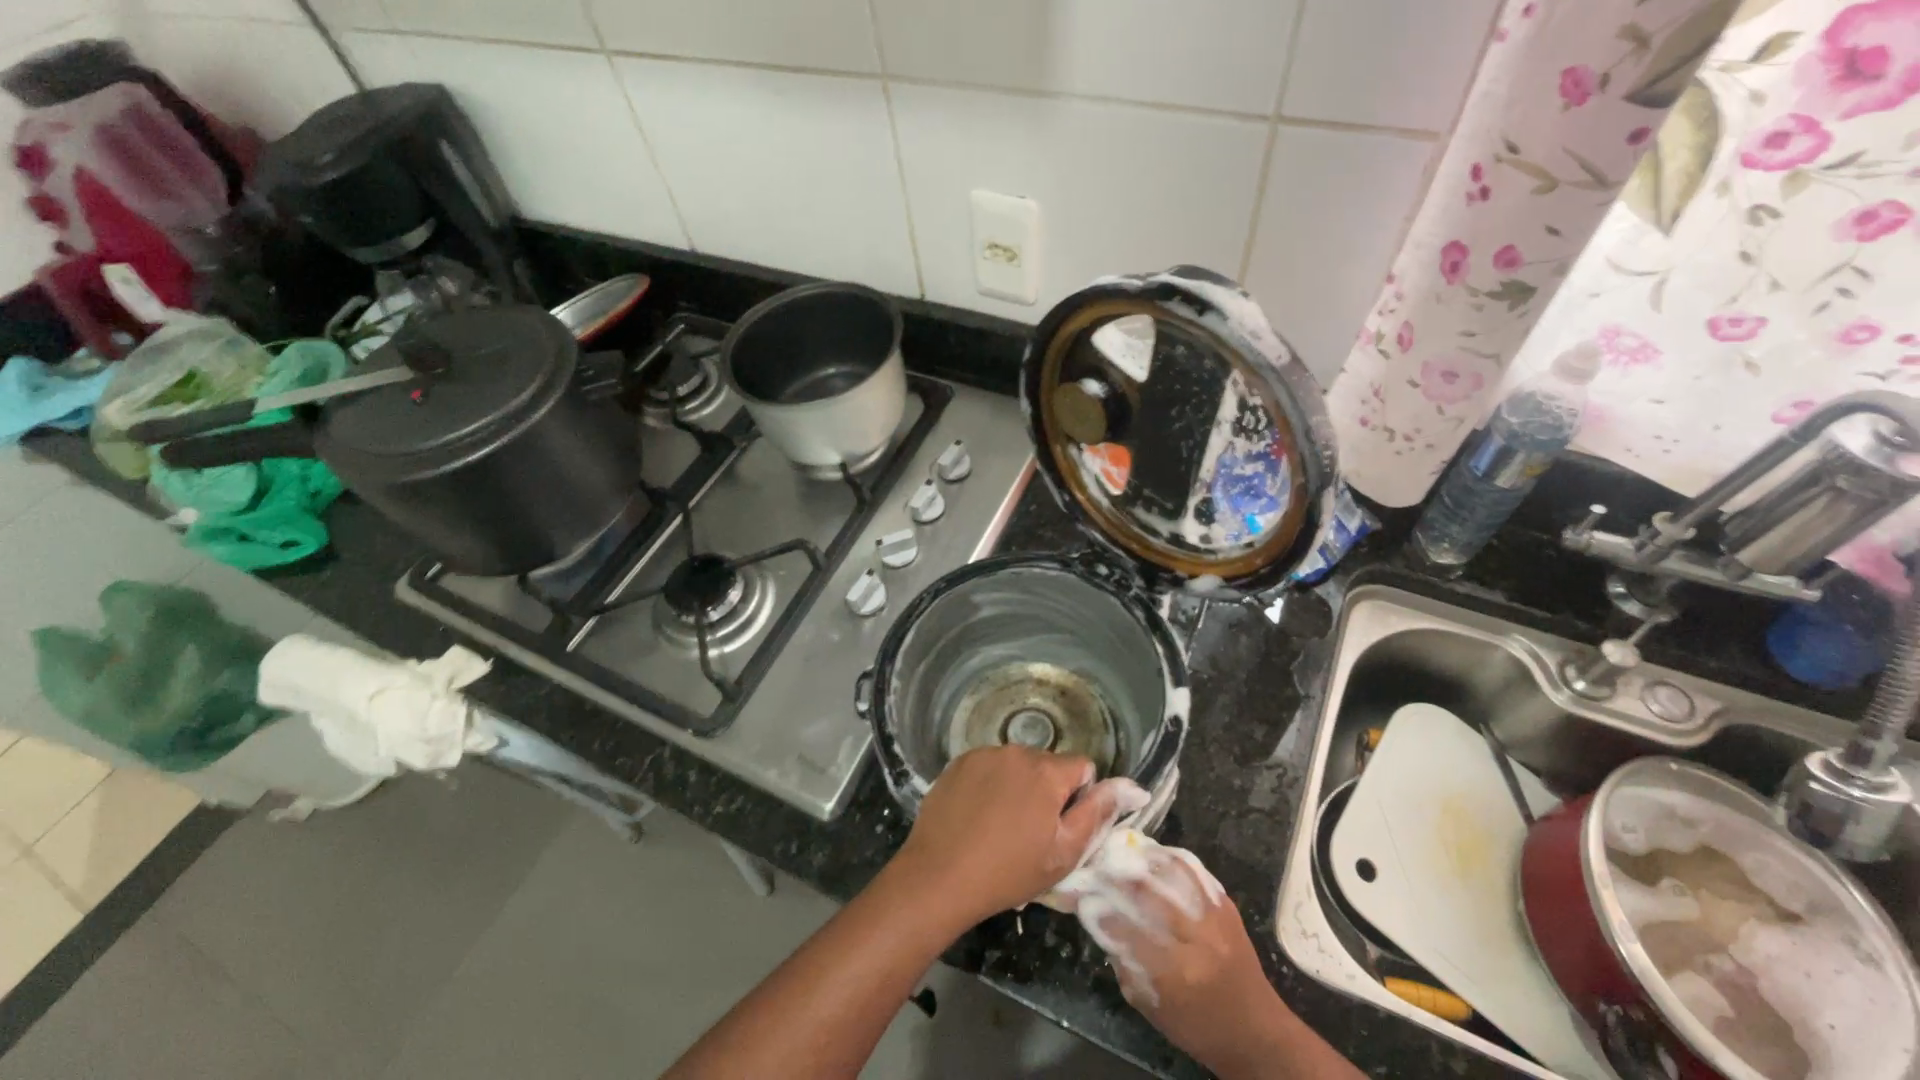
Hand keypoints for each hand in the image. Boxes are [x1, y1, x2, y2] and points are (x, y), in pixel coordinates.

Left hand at [887, 745, 1138, 925]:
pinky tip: (978, 817)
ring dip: (1017, 787)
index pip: (1082, 768)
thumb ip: (1098, 813)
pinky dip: (990, 786)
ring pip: (1016, 766)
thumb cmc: (1008, 872)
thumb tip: (1130, 787)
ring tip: (1000, 827)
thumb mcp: (1064, 853)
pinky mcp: (957, 764)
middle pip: (1047, 765)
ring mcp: (982, 755)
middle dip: (1047, 792)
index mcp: (1047, 771)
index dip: (1078, 798)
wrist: (938, 877)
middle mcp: (1016, 752)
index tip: (1060, 828)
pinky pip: (988, 768)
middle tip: (1030, 833)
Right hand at [1091, 856, 1299, 1077]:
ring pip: (1175, 875)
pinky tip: (1154, 855)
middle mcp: (1197, 940)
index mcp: (1173, 972)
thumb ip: (1124, 963)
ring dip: (1144, 860)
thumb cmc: (1196, 1028)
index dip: (1098, 909)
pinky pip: (1197, 873)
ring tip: (1121, 851)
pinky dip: (1172, 860)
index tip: (1078, 895)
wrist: (1256, 1032)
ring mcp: (1216, 919)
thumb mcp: (1149, 1005)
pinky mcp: (1228, 907)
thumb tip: (1101, 922)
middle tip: (1096, 865)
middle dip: (1117, 877)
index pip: (1126, 929)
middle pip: (1149, 894)